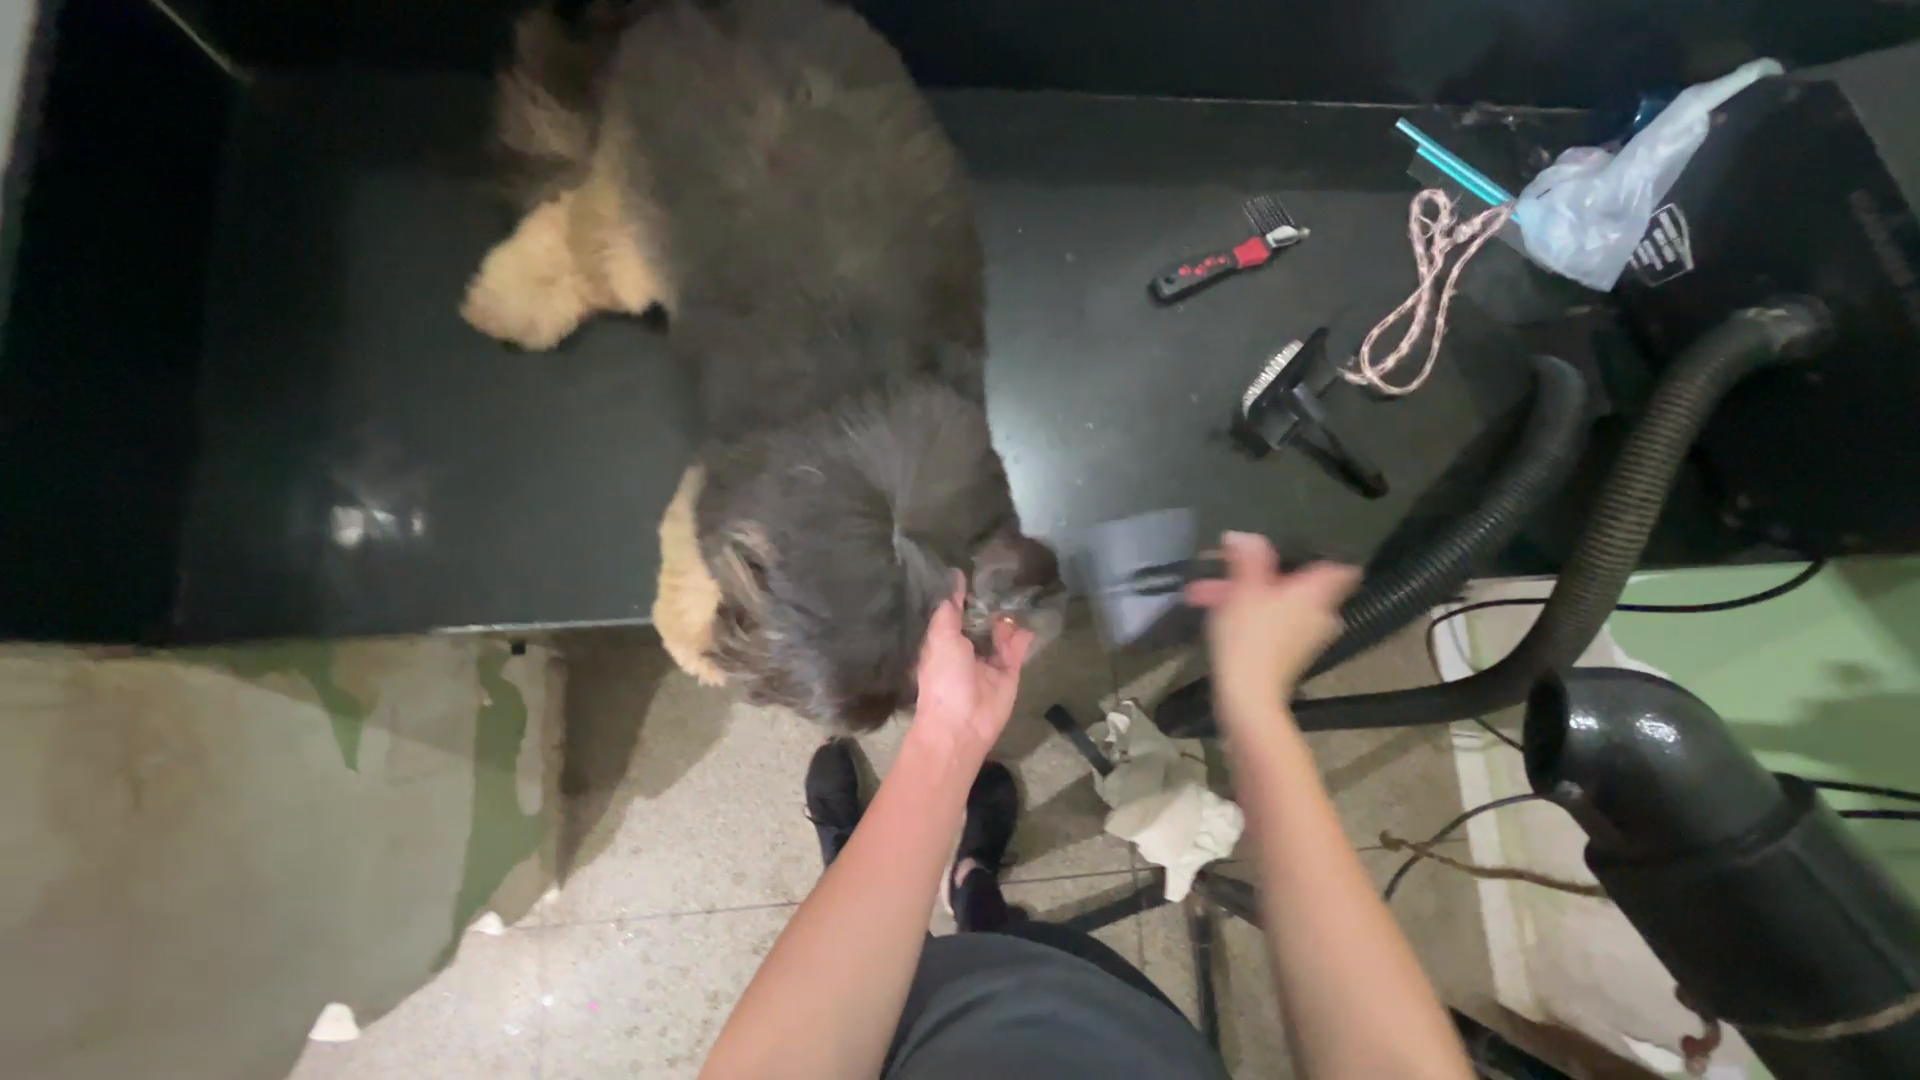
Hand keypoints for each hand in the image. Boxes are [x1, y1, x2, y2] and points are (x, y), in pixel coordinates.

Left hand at [912, 572, 1033, 759]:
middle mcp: (965, 649)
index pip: (953, 613)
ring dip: (1006, 617)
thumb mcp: (941, 638)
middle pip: (979, 622)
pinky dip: (1022, 636)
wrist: (962, 724)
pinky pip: (1017, 649)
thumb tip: (953, 581)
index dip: (961, 594)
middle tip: (1002, 575)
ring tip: (1017, 593)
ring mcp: (988, 662)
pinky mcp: (1008, 672)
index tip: (971, 569)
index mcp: (944, 642)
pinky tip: (1028, 620)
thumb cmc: (944, 677)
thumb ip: (949, 611)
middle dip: (987, 603)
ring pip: (1000, 633)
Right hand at [1185, 532, 1361, 719]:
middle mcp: (1319, 613)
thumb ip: (1246, 558)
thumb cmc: (1250, 637)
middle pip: (1294, 583)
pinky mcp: (1288, 654)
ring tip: (1204, 594)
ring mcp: (1305, 636)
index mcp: (1315, 593)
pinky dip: (1247, 615)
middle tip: (1223, 568)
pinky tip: (1214, 614)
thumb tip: (1241, 535)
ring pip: (1276, 603)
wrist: (1248, 696)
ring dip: (1243, 594)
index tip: (1294, 547)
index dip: (1320, 553)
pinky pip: (1271, 623)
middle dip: (1257, 574)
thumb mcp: (1243, 590)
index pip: (1339, 565)